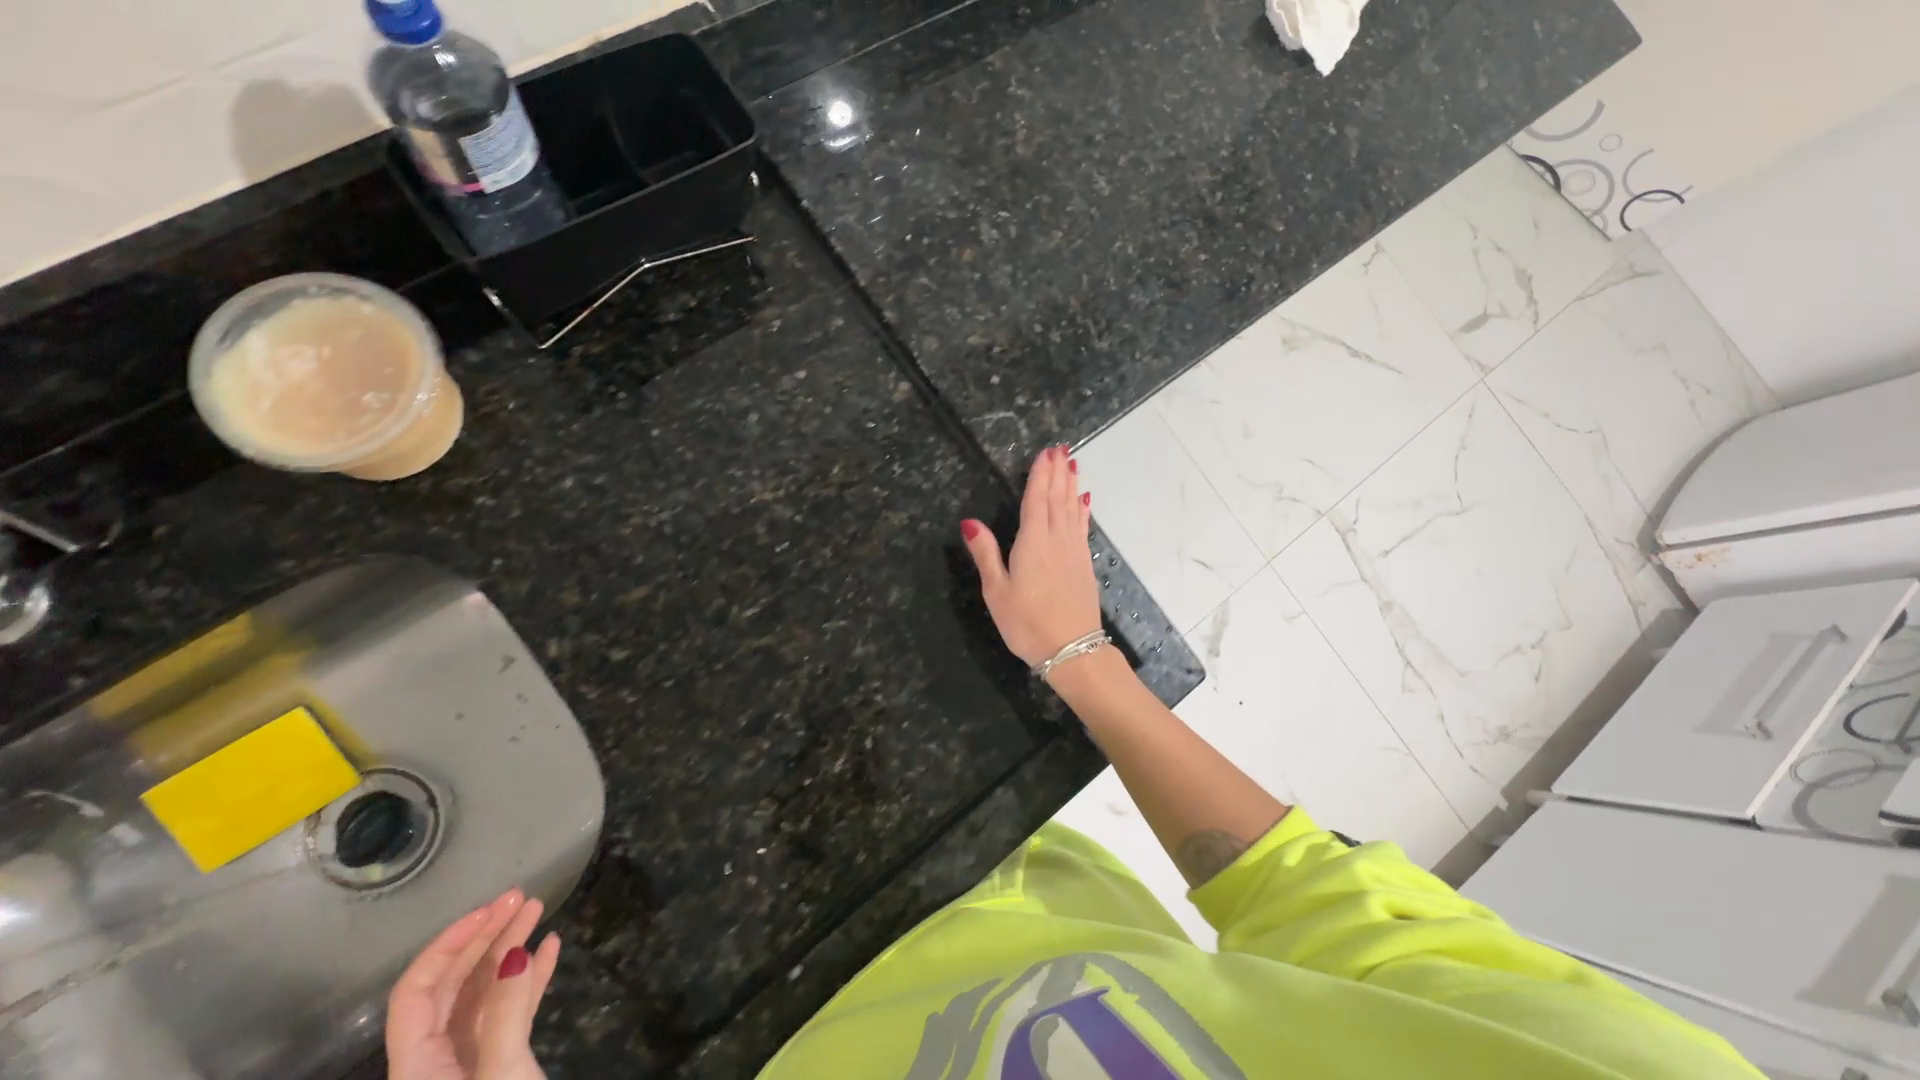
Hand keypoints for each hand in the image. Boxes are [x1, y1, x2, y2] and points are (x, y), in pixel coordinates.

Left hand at [387, 889, 560, 1079]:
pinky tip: (551, 948)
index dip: (448, 946)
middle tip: (522, 896)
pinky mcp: (501, 1064)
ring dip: (511, 949)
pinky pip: (511, 1011)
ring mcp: (469, 1061)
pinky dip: (530, 978)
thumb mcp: (502, 1074)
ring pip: (483, 993)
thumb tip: (514, 951)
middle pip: (451, 986)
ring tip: (541, 909)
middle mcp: (435, 1059)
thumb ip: (504, 1013)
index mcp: (416, 1066)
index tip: (488, 911)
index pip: (416, 992)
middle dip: (485, 937)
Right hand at [961, 445, 1101, 667]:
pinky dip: (1082, 512)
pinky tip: (1084, 504)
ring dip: (1071, 487)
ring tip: (1072, 466)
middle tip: (1061, 449)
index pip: (1036, 500)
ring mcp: (1074, 552)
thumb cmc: (1027, 623)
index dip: (1039, 475)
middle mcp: (1056, 540)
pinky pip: (1082, 529)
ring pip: (1072, 511)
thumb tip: (969, 521)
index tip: (1044, 453)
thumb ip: (986, 554)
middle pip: (1057, 500)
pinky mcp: (1084, 566)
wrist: (1072, 650)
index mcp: (1032, 542)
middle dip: (1058, 474)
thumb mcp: (997, 591)